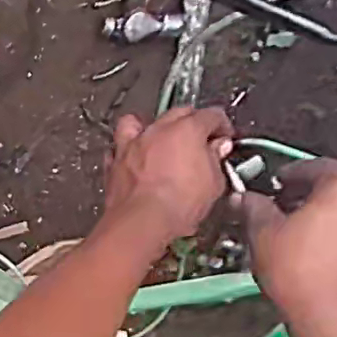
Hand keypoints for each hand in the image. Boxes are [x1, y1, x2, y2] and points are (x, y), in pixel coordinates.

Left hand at [105, 107, 235, 238]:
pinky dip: (126, 150)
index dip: (221, 126)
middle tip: (198, 141)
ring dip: (149, 128)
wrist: (141, 223)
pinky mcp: (113, 165)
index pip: (210, 115)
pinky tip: (133, 159)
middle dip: (191, 123)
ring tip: (157, 140)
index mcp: (187, 130)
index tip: (223, 137)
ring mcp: (132, 146)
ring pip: (137, 123)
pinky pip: (117, 148)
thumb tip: (217, 149)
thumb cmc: (176, 204)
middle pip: (177, 114)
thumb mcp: (213, 183)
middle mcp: (157, 132)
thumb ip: (215, 160)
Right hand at [240, 159, 336, 330]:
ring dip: (324, 209)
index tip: (272, 184)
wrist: (330, 311)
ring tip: (294, 227)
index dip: (285, 175)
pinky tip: (313, 242)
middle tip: (279, 206)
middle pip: (335, 182)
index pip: (312, 166)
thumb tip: (244, 199)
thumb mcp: (263, 232)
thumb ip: (253, 207)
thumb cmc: (303, 272)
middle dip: (306, 193)